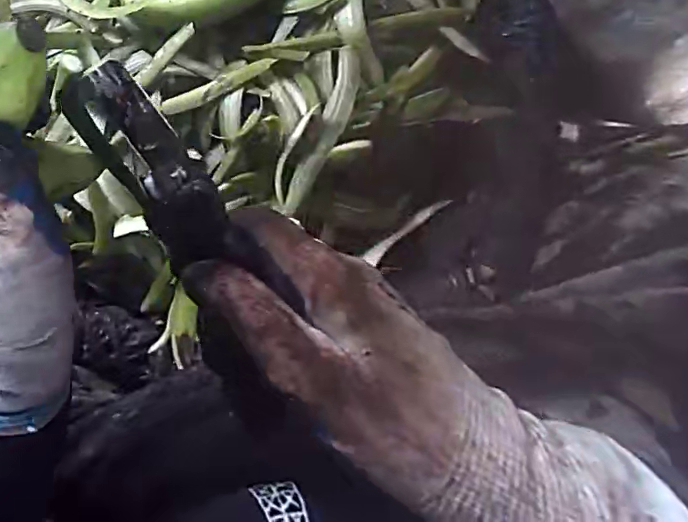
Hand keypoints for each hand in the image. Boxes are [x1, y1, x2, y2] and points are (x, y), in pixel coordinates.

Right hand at [184, 208, 687, 520]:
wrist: (488, 467)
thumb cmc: (394, 425)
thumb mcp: (312, 377)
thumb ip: (255, 317)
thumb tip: (202, 268)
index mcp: (327, 271)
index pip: (258, 220)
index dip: (222, 235)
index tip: (200, 276)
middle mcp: (344, 267)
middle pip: (271, 247)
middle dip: (237, 277)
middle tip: (223, 331)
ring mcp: (363, 291)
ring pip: (290, 275)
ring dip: (261, 303)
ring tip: (252, 356)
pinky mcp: (375, 317)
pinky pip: (313, 300)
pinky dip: (288, 319)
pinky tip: (290, 363)